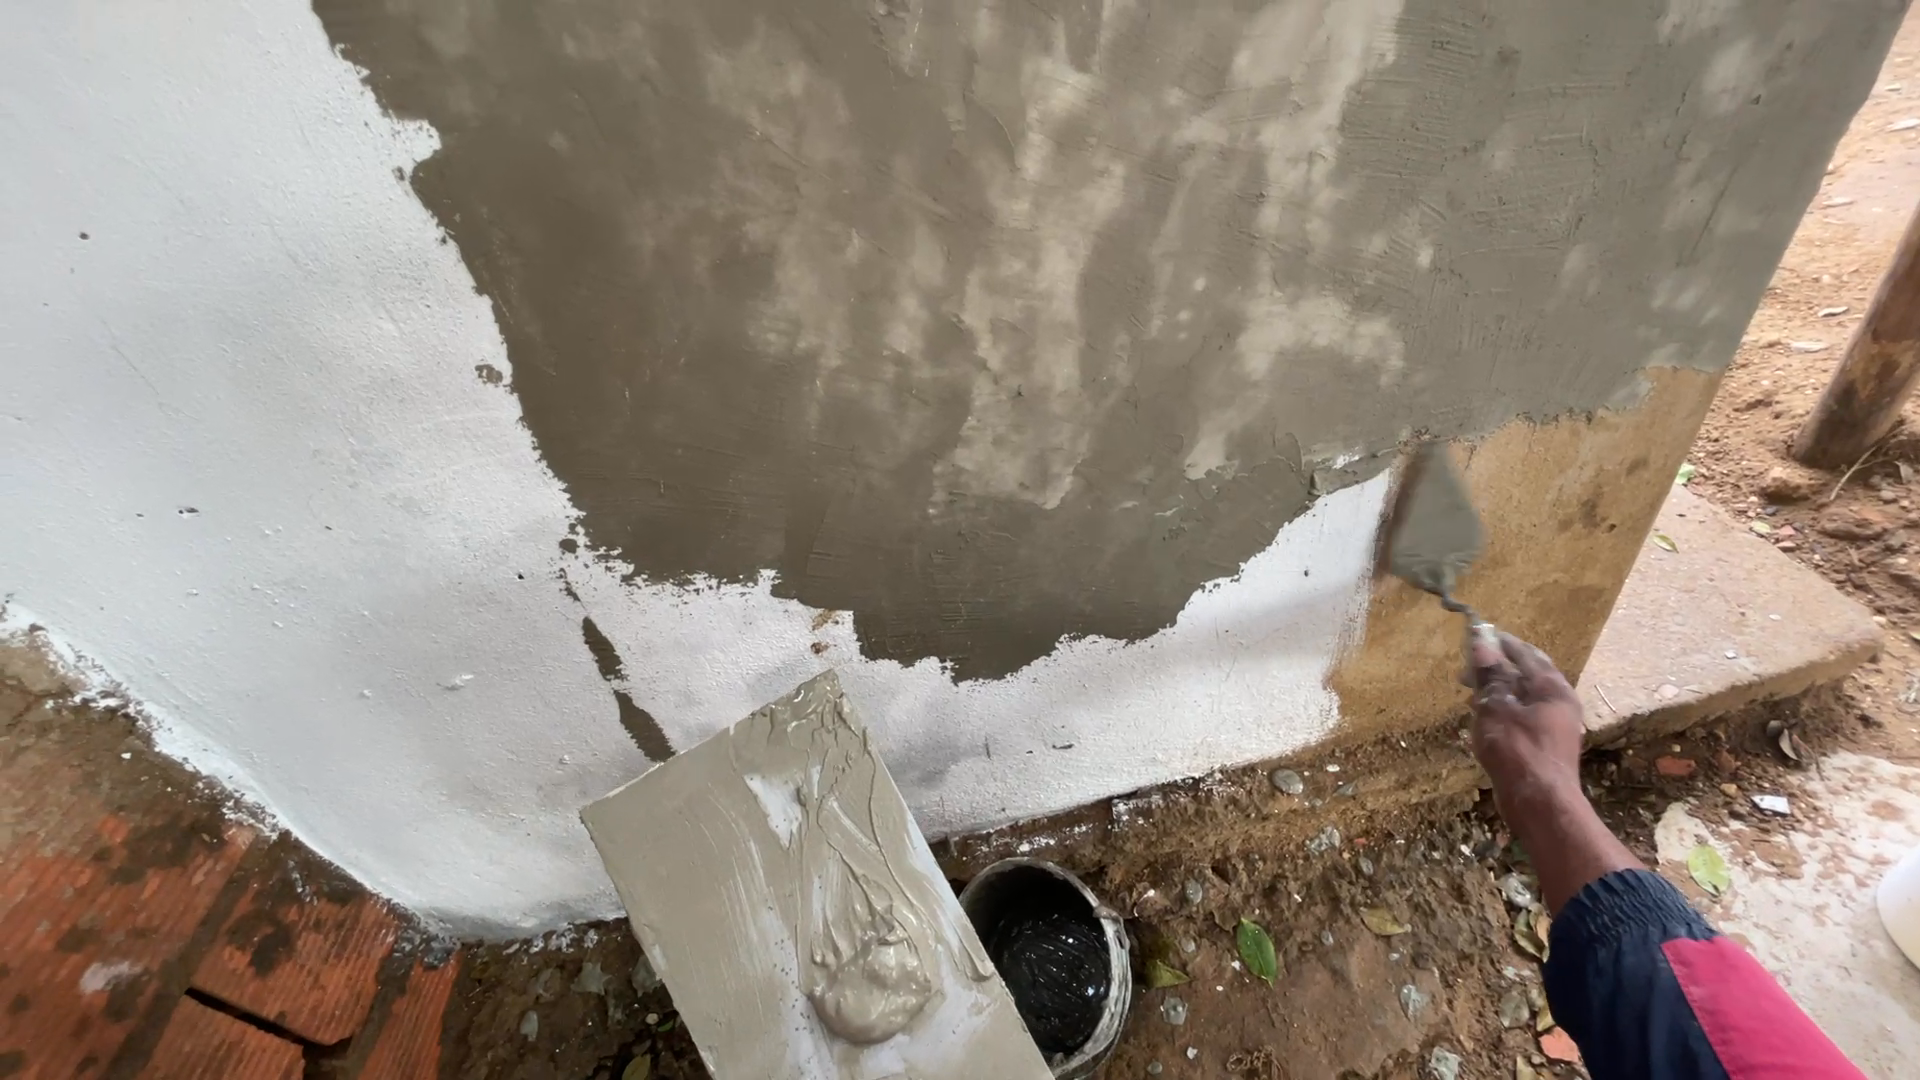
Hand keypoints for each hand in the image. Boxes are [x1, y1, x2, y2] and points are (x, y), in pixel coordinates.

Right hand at [1463, 629, 1585, 811]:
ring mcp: (1555, 723)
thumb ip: (1490, 674)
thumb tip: (1482, 642)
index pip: (1525, 653)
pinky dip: (1502, 705)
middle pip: (1527, 672)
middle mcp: (1560, 702)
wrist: (1539, 801)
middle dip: (1497, 665)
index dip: (1500, 641)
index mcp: (1552, 689)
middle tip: (1467, 665)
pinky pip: (1522, 711)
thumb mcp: (1495, 707)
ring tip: (1470, 689)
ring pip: (1523, 693)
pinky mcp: (1545, 741)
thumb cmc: (1517, 749)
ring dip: (1497, 686)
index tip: (1476, 632)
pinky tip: (1482, 713)